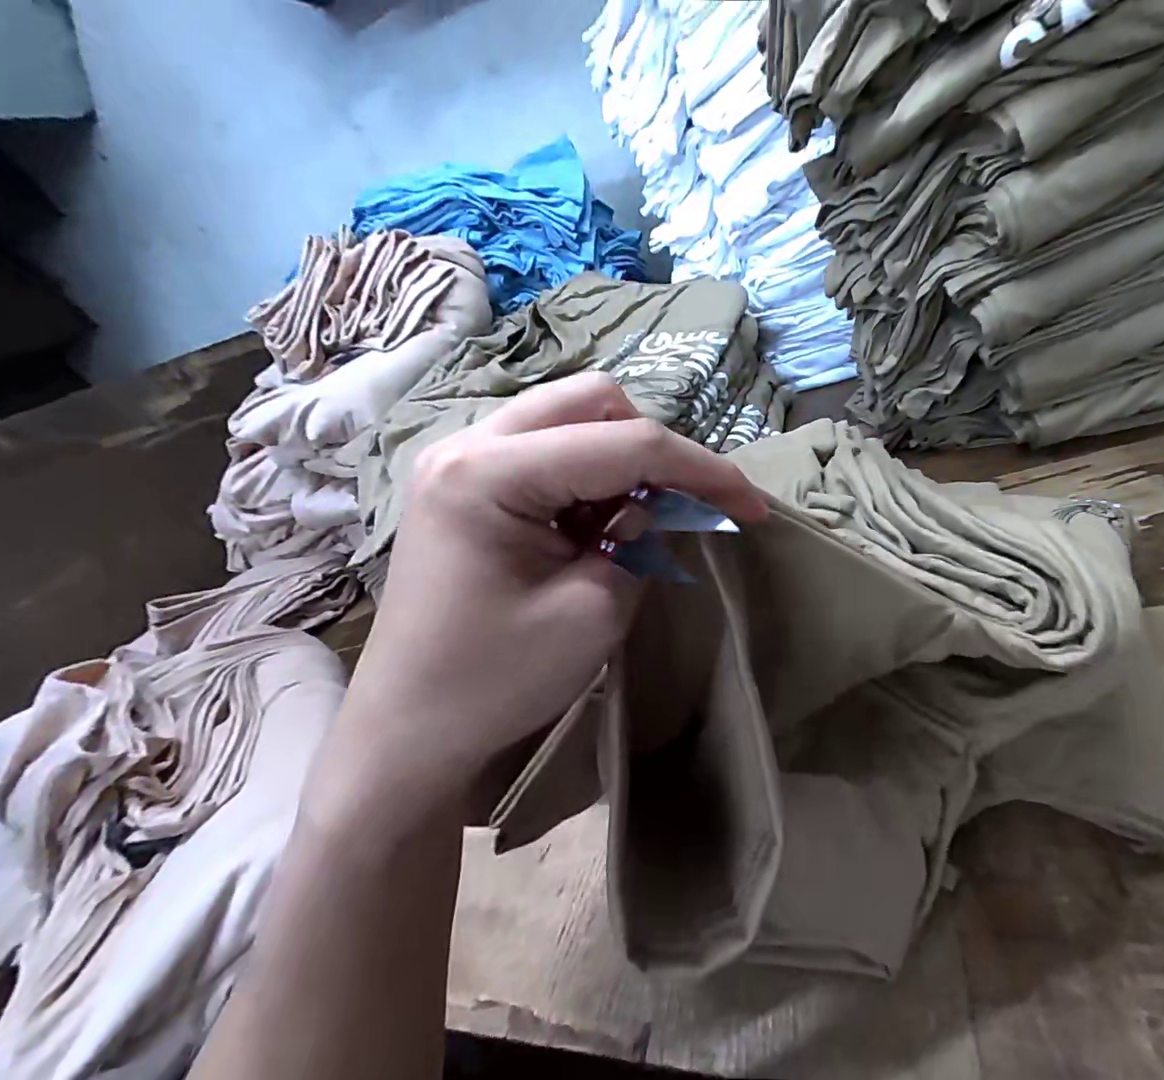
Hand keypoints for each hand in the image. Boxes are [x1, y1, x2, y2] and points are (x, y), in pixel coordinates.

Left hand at [309, 373, 768, 821]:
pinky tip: (589, 527)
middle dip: (651, 447)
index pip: (624, 443)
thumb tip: (658, 502)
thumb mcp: (593, 611)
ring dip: (616, 460)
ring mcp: (457, 459)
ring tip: (629, 525)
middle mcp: (466, 443)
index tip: (752, 505)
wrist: (410, 728)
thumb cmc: (495, 682)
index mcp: (489, 471)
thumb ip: (641, 540)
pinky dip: (582, 476)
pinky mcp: (461, 484)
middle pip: (589, 401)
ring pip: (565, 419)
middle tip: (679, 506)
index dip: (701, 470)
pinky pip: (541, 450)